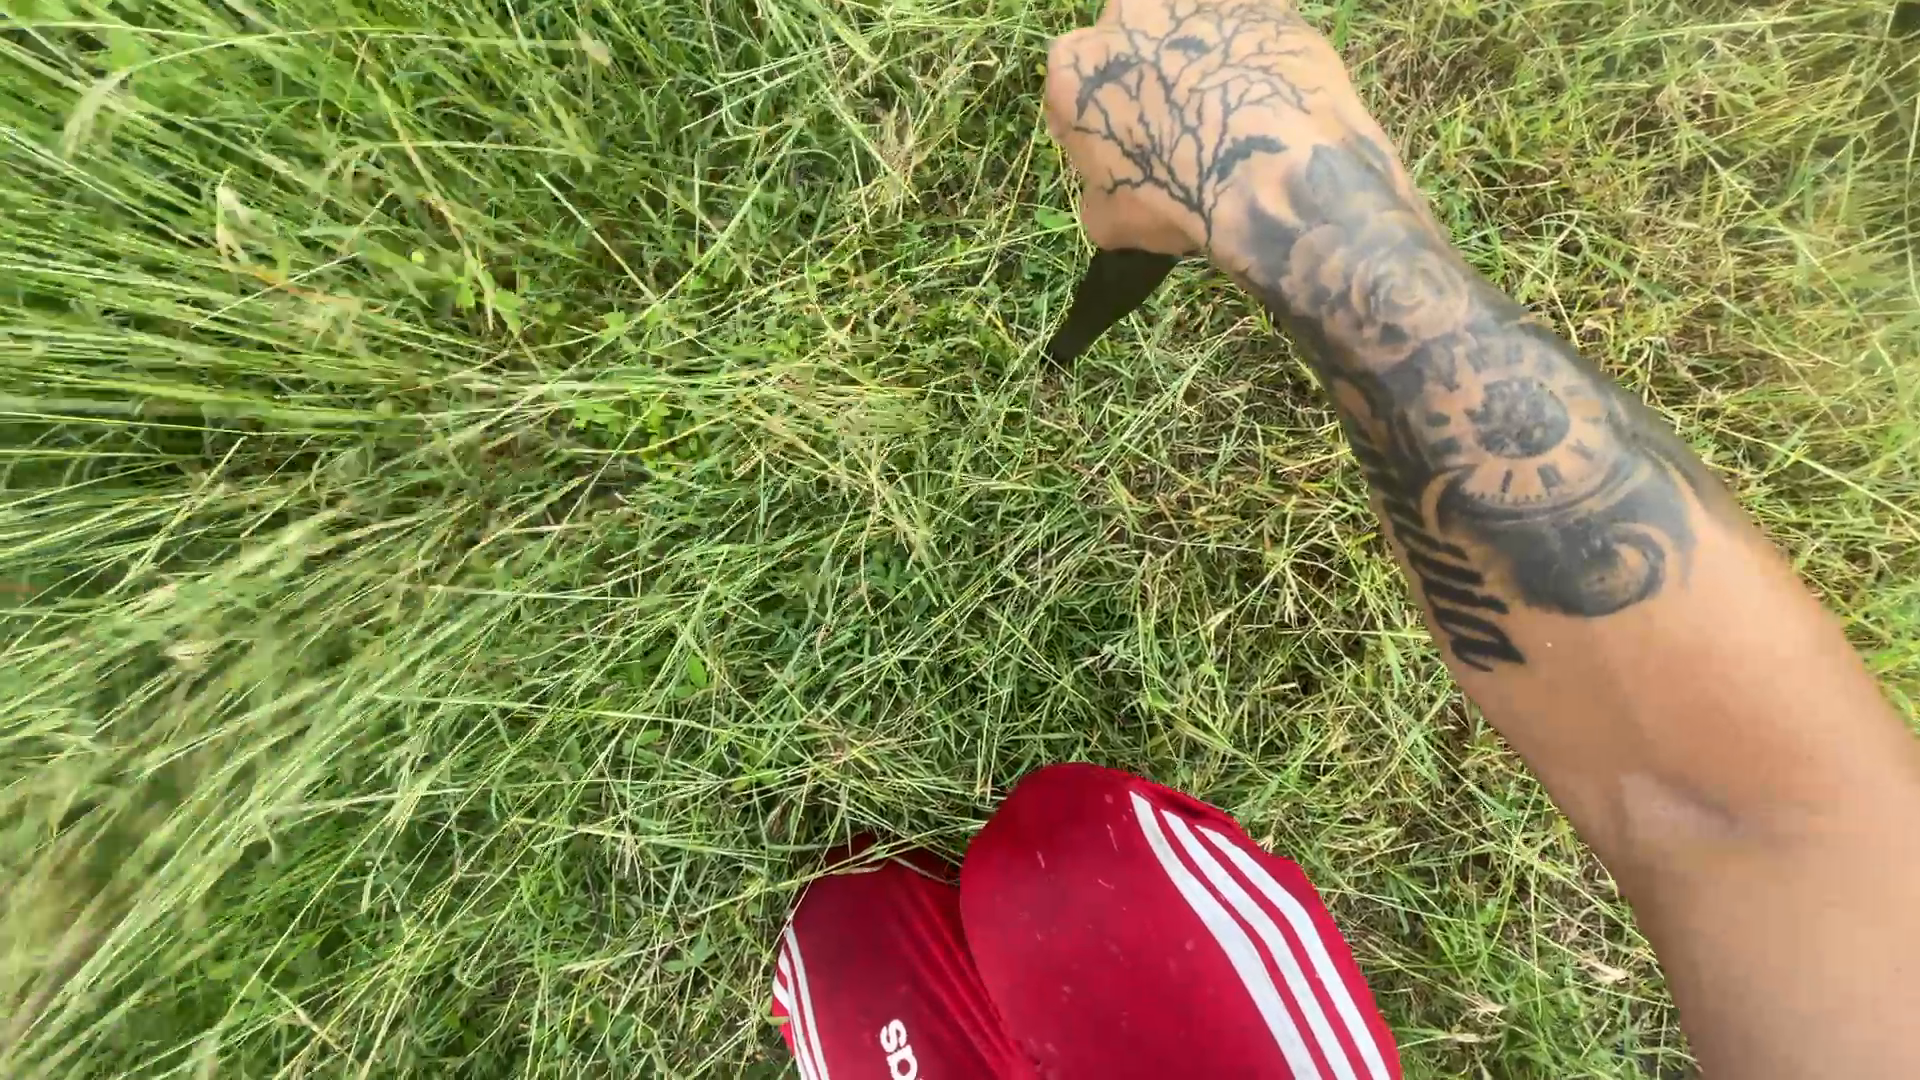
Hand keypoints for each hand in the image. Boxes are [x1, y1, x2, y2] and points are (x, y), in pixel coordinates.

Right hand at [1042, 0, 1379, 257]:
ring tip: (1221, 108)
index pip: (1070, 89)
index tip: (1113, 146)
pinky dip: (1250, 54)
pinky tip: (1264, 95)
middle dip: (1142, 76)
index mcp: (1077, 66)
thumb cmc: (1175, 197)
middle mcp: (1128, 13)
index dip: (1090, 122)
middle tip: (1169, 124)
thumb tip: (1108, 186)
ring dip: (1194, 58)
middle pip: (1128, 42)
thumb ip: (1098, 186)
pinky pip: (1246, 26)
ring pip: (1186, 28)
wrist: (1271, 173)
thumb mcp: (1108, 221)